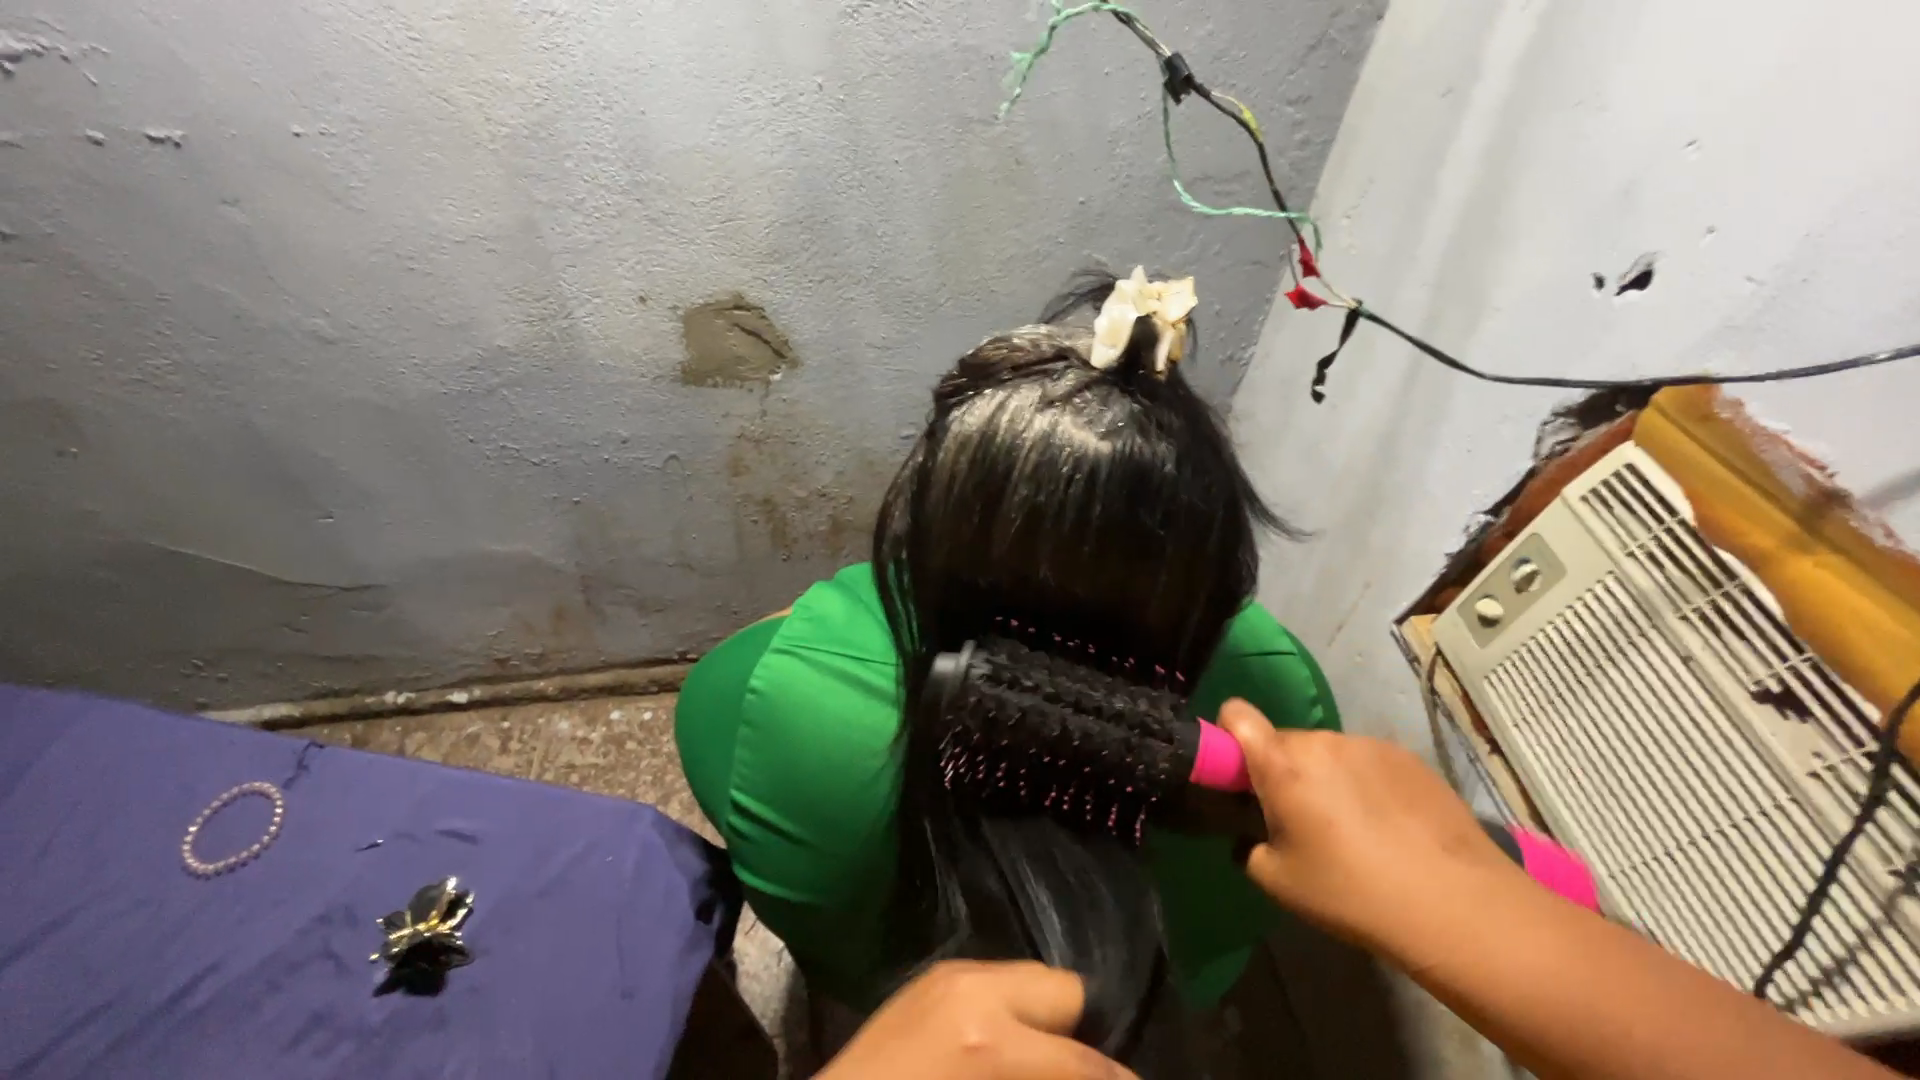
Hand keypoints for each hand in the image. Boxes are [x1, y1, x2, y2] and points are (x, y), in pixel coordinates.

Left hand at [815, 960, 1136, 1079]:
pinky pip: (997, 979)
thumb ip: (1046, 1076)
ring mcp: (951, 973)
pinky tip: (1001, 1041)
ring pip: (1033, 976)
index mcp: (988, 1043)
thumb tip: (1094, 1070)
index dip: (1117, 1077)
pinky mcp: (934, 973)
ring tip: (1039, 1054)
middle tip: (1075, 1067)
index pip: (1080, 1062)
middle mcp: (974, 989)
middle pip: (1066, 989)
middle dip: (1081, 1031)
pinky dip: (1012, 1007)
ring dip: (1047, 1015)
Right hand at [1217, 700, 1527, 958]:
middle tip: (1302, 824)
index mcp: (1281, 762)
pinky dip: (1367, 785)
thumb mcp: (1276, 880)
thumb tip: (1254, 834)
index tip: (1240, 778)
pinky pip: (1368, 763)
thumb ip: (1248, 845)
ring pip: (1328, 754)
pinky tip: (1392, 829)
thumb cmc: (1351, 893)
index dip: (1229, 738)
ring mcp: (1370, 745)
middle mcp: (1322, 740)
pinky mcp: (1410, 758)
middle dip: (1284, 773)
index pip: (1236, 714)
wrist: (1457, 906)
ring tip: (1356, 832)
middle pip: (1285, 743)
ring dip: (1327, 779)